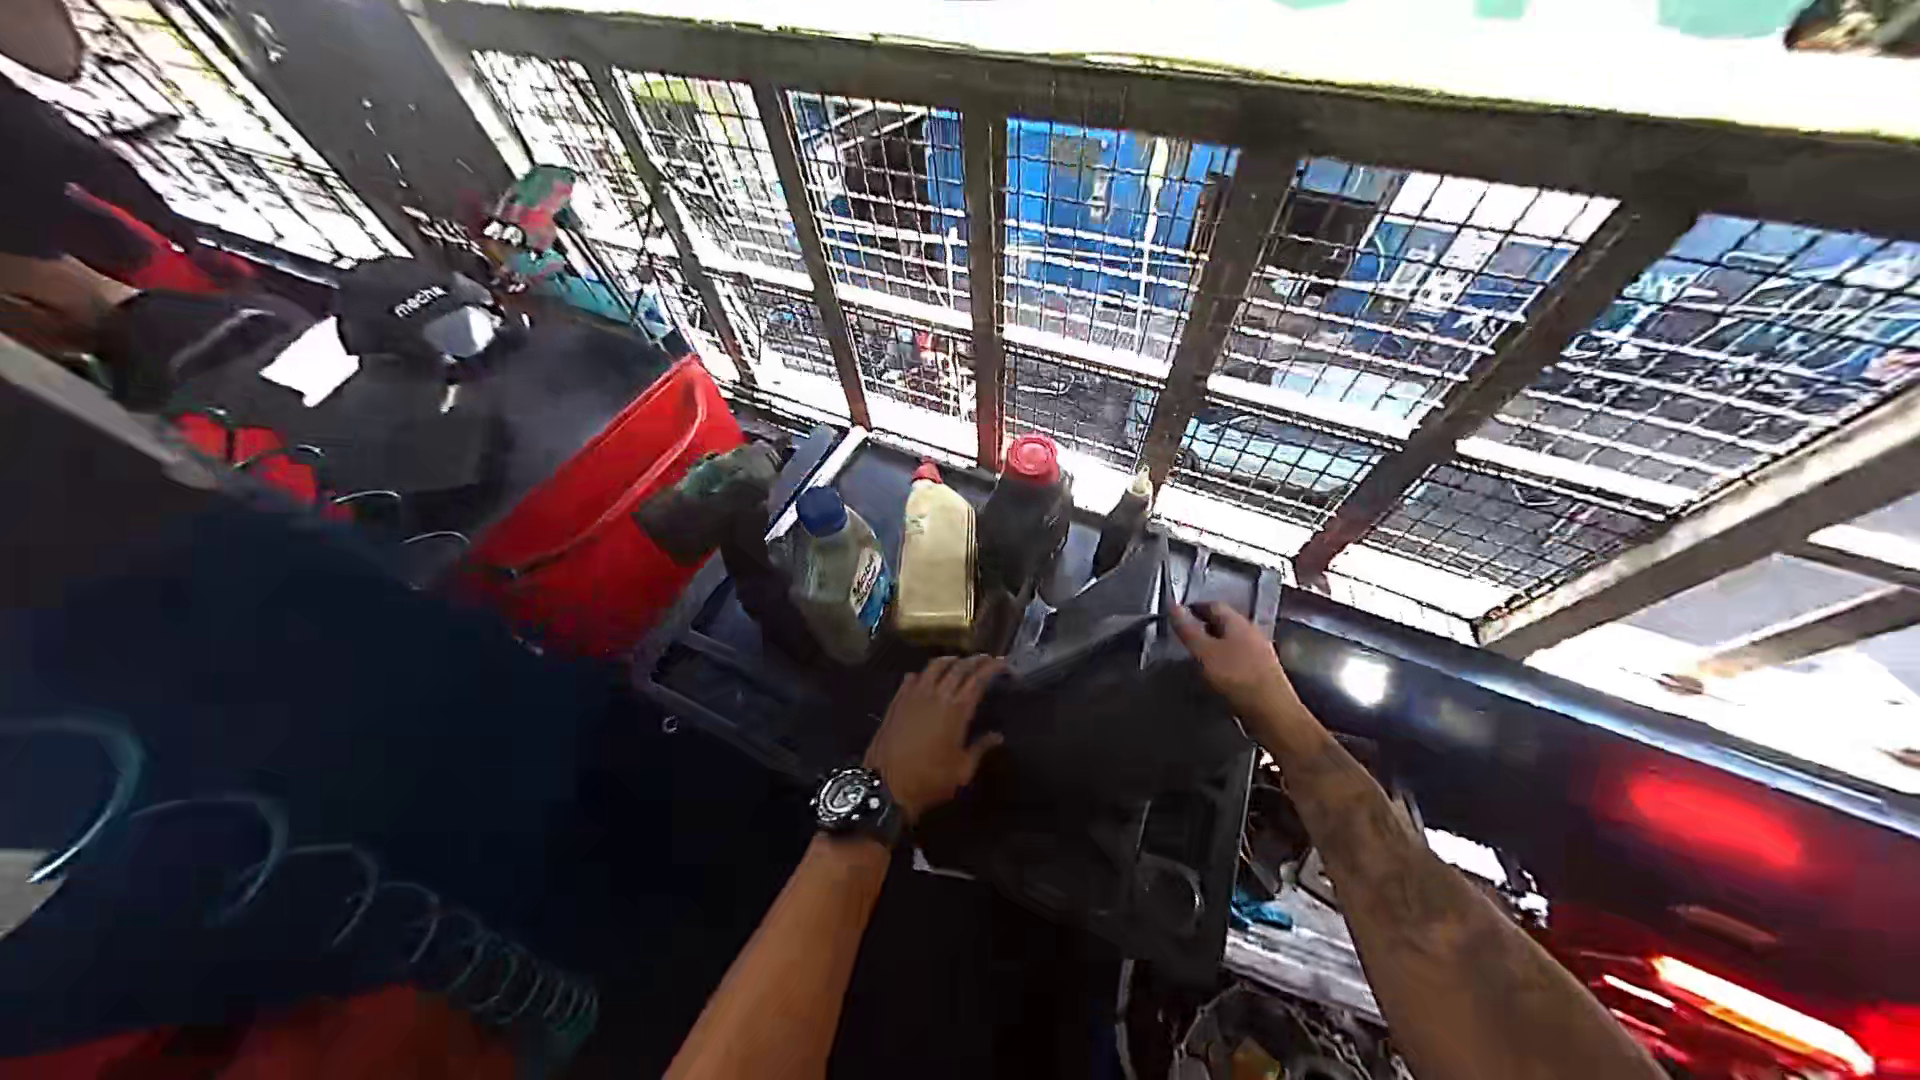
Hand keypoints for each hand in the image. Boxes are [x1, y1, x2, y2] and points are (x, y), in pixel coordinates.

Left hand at [865, 655, 1005, 823]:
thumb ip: (981, 748)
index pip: (978, 679)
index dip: (991, 667)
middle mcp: (937, 694)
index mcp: (957, 709)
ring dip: (950, 660)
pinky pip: (912, 677)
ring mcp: (914, 694)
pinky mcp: (897, 700)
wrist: (886, 784)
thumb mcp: (962, 770)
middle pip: (959, 667)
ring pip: (934, 666)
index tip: (1002, 662)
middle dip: (975, 660)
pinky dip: (924, 672)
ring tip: (958, 661)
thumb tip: (998, 736)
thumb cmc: (929, 779)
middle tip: (985, 658)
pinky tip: (926, 676)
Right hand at [1171, 602, 1317, 747]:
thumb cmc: (1236, 678)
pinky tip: (1216, 672)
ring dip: (1215, 644)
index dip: (1194, 607)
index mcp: (1238, 623)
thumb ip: (1187, 629)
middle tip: (1185, 634)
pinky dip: (1225, 659)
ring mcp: (1261, 652)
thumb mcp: (1204, 652)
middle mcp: (1252, 633)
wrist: (1272, 712)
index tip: (1178, 614)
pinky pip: (1239, 657)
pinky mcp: (1264, 672)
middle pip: (1225, 622)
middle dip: (1204, 625)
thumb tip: (1173, 606)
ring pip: (1232, 640)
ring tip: (1197, 654)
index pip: (1214, 605)